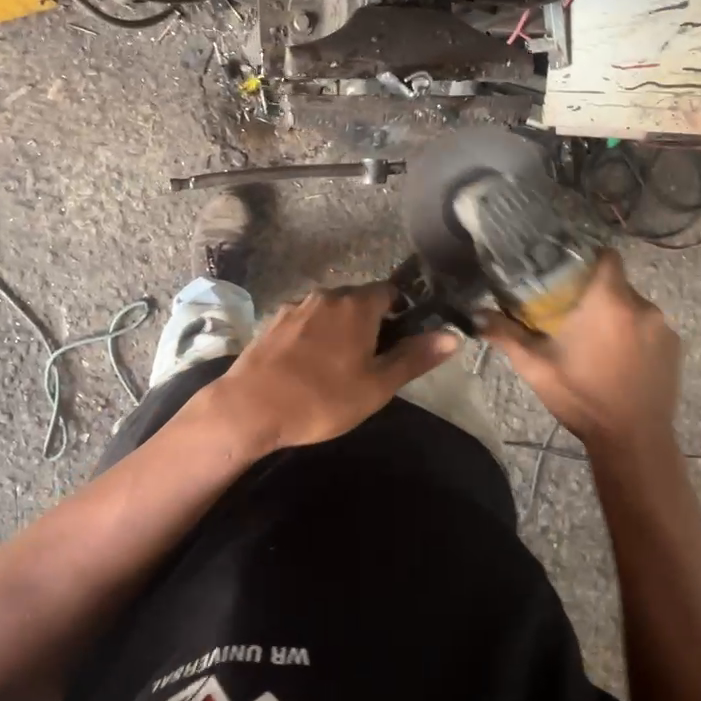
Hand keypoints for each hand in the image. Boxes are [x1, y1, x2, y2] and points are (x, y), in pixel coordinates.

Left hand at [190, 283, 458, 453]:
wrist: (249, 408)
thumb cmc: (321, 399)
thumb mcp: (377, 386)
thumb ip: (414, 357)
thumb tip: (451, 335)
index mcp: (357, 304)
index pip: (391, 292)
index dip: (402, 313)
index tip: (403, 343)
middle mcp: (327, 295)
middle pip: (360, 300)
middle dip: (372, 323)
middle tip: (374, 363)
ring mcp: (296, 307)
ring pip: (331, 311)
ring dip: (341, 331)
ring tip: (340, 369)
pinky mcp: (273, 322)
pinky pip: (306, 322)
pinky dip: (315, 337)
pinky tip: (310, 368)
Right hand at [480, 248, 679, 448]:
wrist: (633, 440)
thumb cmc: (581, 397)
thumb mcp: (536, 367)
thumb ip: (506, 335)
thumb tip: (475, 315)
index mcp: (608, 301)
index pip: (606, 256)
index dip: (588, 259)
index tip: (568, 274)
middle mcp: (642, 305)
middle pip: (617, 283)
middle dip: (596, 294)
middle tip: (573, 315)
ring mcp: (663, 327)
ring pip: (634, 307)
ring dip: (616, 317)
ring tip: (596, 343)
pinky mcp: (676, 348)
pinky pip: (650, 328)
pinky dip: (635, 336)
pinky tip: (619, 361)